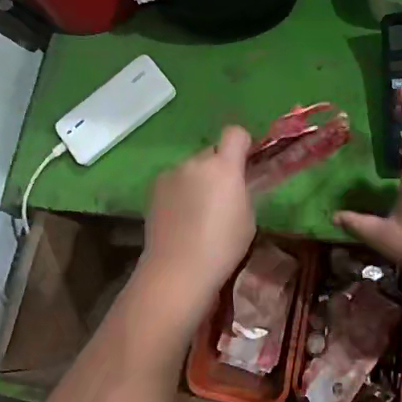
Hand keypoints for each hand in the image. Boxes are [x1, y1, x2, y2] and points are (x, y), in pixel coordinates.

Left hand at [143, 126, 254, 300]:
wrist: (178, 269)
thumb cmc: (223, 246)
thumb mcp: (248, 217)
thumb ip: (243, 190)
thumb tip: (237, 183)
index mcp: (224, 167)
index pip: (235, 133)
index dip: (243, 144)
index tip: (246, 164)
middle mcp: (195, 162)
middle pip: (212, 152)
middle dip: (219, 166)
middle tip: (223, 196)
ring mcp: (171, 174)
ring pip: (192, 167)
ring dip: (198, 179)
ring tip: (199, 211)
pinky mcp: (154, 189)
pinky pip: (174, 181)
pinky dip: (180, 191)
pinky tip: (181, 217)